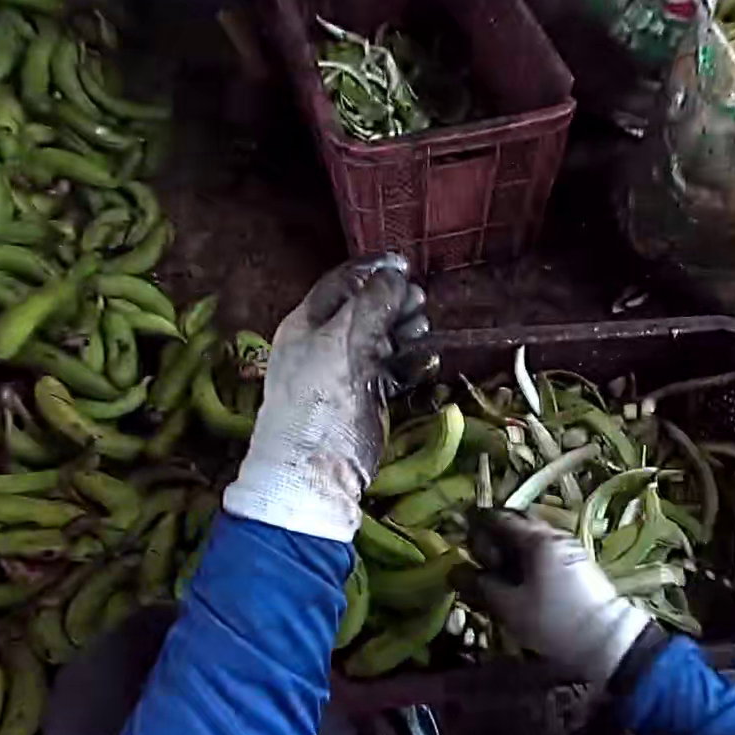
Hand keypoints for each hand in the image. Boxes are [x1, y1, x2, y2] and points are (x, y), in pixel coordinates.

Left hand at [223, 255, 429, 541]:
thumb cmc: (320, 399)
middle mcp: (327, 342)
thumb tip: (395, 275)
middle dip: (394, 301)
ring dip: (405, 331)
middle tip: (419, 302)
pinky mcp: (368, 395)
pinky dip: (410, 363)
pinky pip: (393, 369)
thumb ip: (371, 305)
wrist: (315, 470)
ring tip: (422, 329)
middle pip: (367, 309)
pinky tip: (426, 363)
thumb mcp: (342, 342)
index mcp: (308, 323)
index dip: (372, 270)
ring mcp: (349, 370)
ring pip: (383, 338)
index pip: (342, 284)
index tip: (404, 265)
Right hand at [467, 510, 651, 684]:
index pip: (498, 518)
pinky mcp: (577, 565)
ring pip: (530, 540)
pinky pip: (543, 553)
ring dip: (510, 551)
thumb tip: (454, 571)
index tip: (460, 532)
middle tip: (479, 559)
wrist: (611, 643)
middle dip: (493, 538)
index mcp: (536, 539)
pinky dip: (526, 560)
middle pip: (515, 525)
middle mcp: (553, 536)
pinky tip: (519, 582)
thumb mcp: (511, 607)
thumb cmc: (555, 622)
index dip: (476, 522)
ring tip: (497, 574)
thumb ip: (480, 585)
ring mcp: (569, 549)